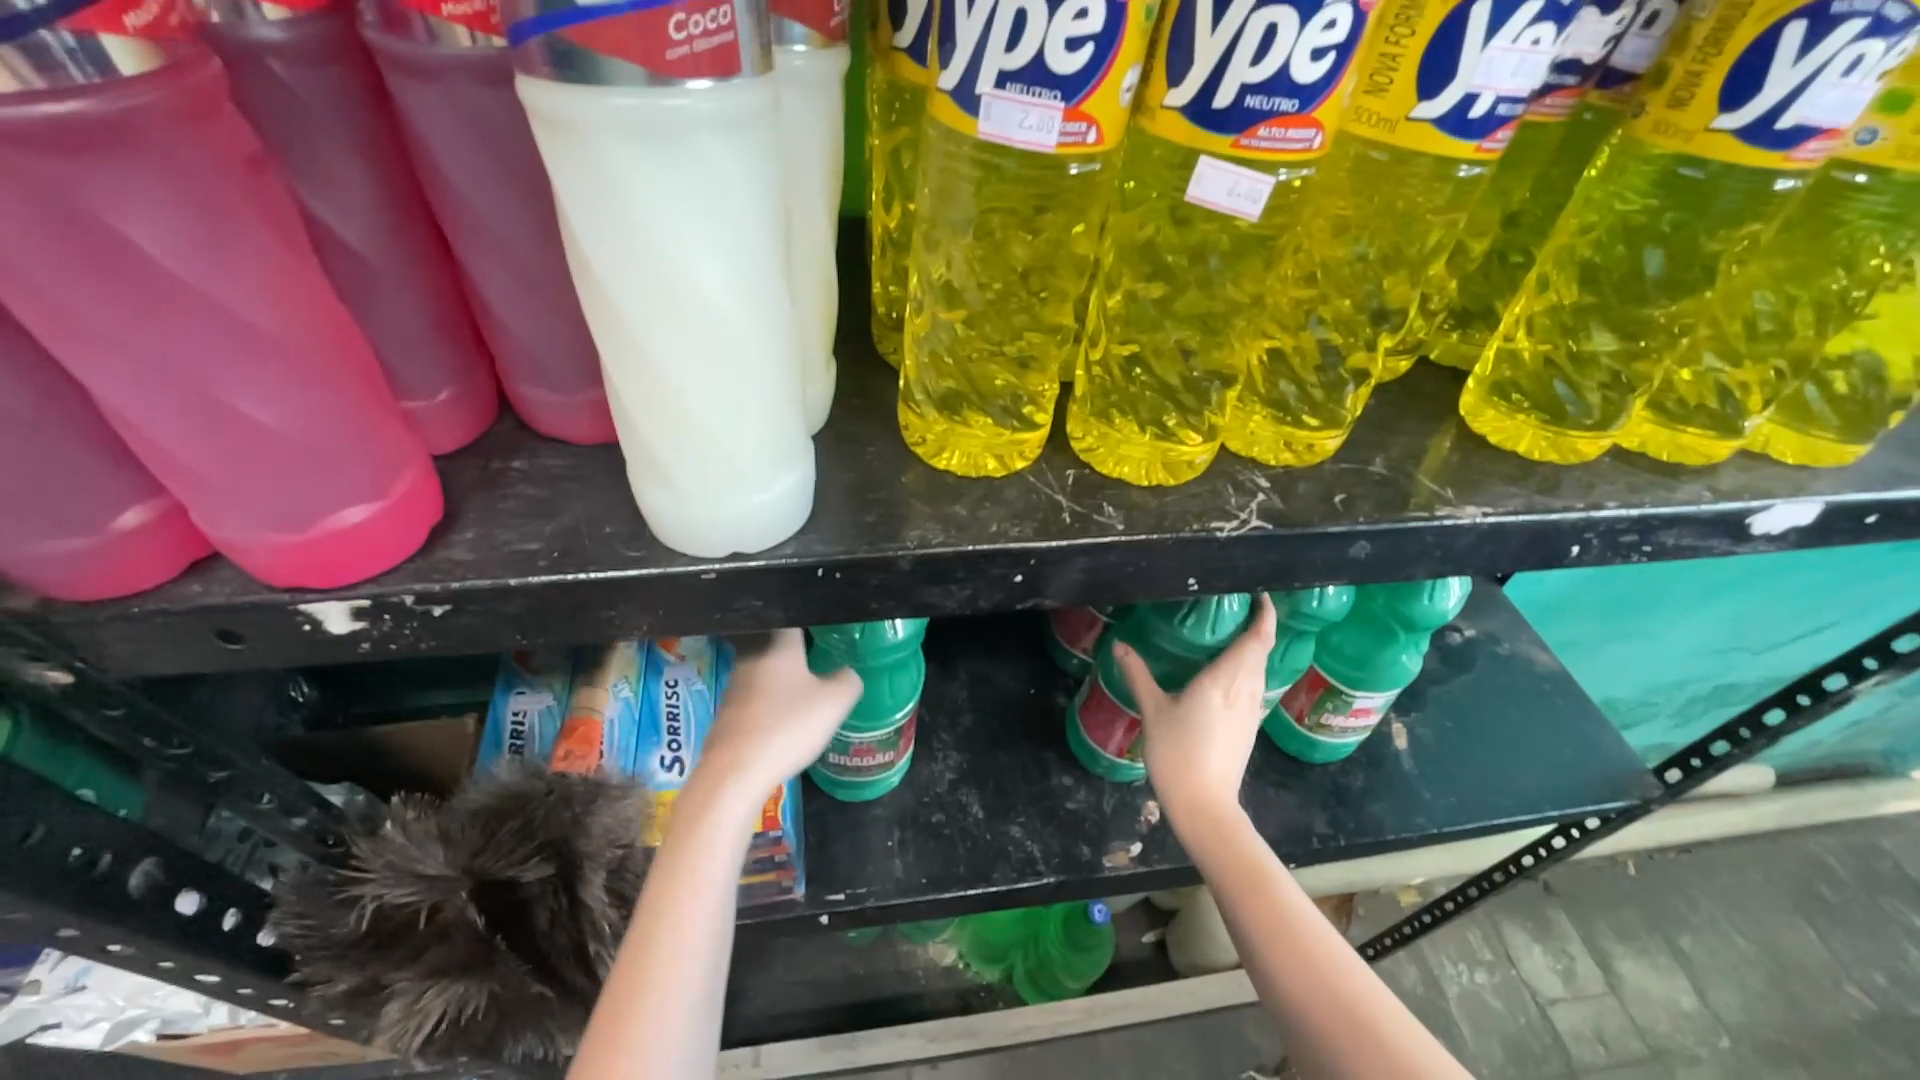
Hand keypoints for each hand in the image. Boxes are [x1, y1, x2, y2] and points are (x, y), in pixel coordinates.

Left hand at [699, 628, 862, 798]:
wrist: (735, 771)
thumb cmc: (788, 726)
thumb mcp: (835, 703)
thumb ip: (848, 680)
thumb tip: (847, 672)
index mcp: (778, 646)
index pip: (792, 619)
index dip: (810, 620)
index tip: (825, 627)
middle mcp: (752, 657)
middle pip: (775, 644)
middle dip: (796, 651)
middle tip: (820, 658)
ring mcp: (735, 686)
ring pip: (764, 671)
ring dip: (782, 678)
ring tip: (805, 689)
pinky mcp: (727, 712)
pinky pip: (755, 697)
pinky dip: (770, 702)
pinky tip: (784, 718)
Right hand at [1114, 594, 1276, 819]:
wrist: (1204, 804)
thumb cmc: (1177, 753)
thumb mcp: (1153, 711)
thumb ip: (1138, 675)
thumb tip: (1120, 646)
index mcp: (1224, 679)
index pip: (1256, 638)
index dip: (1264, 614)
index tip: (1258, 594)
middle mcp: (1244, 690)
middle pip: (1261, 650)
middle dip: (1258, 626)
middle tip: (1236, 607)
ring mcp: (1251, 710)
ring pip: (1259, 669)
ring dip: (1254, 648)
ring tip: (1231, 633)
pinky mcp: (1249, 726)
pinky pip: (1254, 686)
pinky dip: (1248, 669)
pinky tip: (1227, 672)